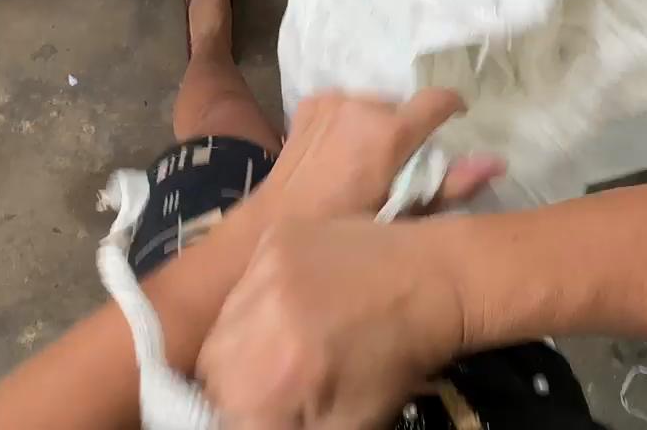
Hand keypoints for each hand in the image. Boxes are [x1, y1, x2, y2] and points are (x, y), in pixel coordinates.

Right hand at [199, 219, 464, 429]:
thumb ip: (280, 427)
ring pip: (224, 321)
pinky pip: (244, 280)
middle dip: (239, 380)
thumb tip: (248, 414)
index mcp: (271, 379)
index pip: (222, 414)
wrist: (432, 279)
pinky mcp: (274, 235)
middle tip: (280, 376)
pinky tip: (295, 299)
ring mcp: (263, 267)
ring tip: (288, 337)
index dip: (245, 415)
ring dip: (243, 337)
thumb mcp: (341, 426)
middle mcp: (256, 318)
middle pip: (214, 368)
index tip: (272, 406)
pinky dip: (258, 297)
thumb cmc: (393, 362)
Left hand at [242, 89, 501, 222]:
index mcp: (386, 132)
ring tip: (371, 164)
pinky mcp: (311, 102)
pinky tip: (343, 153)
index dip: (453, 108)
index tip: (458, 120)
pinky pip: (346, 104)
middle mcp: (360, 105)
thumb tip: (498, 162)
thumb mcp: (404, 217)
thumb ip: (452, 185)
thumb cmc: (345, 233)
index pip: (437, 100)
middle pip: (403, 106)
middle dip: (409, 130)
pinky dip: (352, 121)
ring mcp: (331, 100)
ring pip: (375, 104)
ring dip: (380, 124)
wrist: (272, 228)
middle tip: (402, 167)